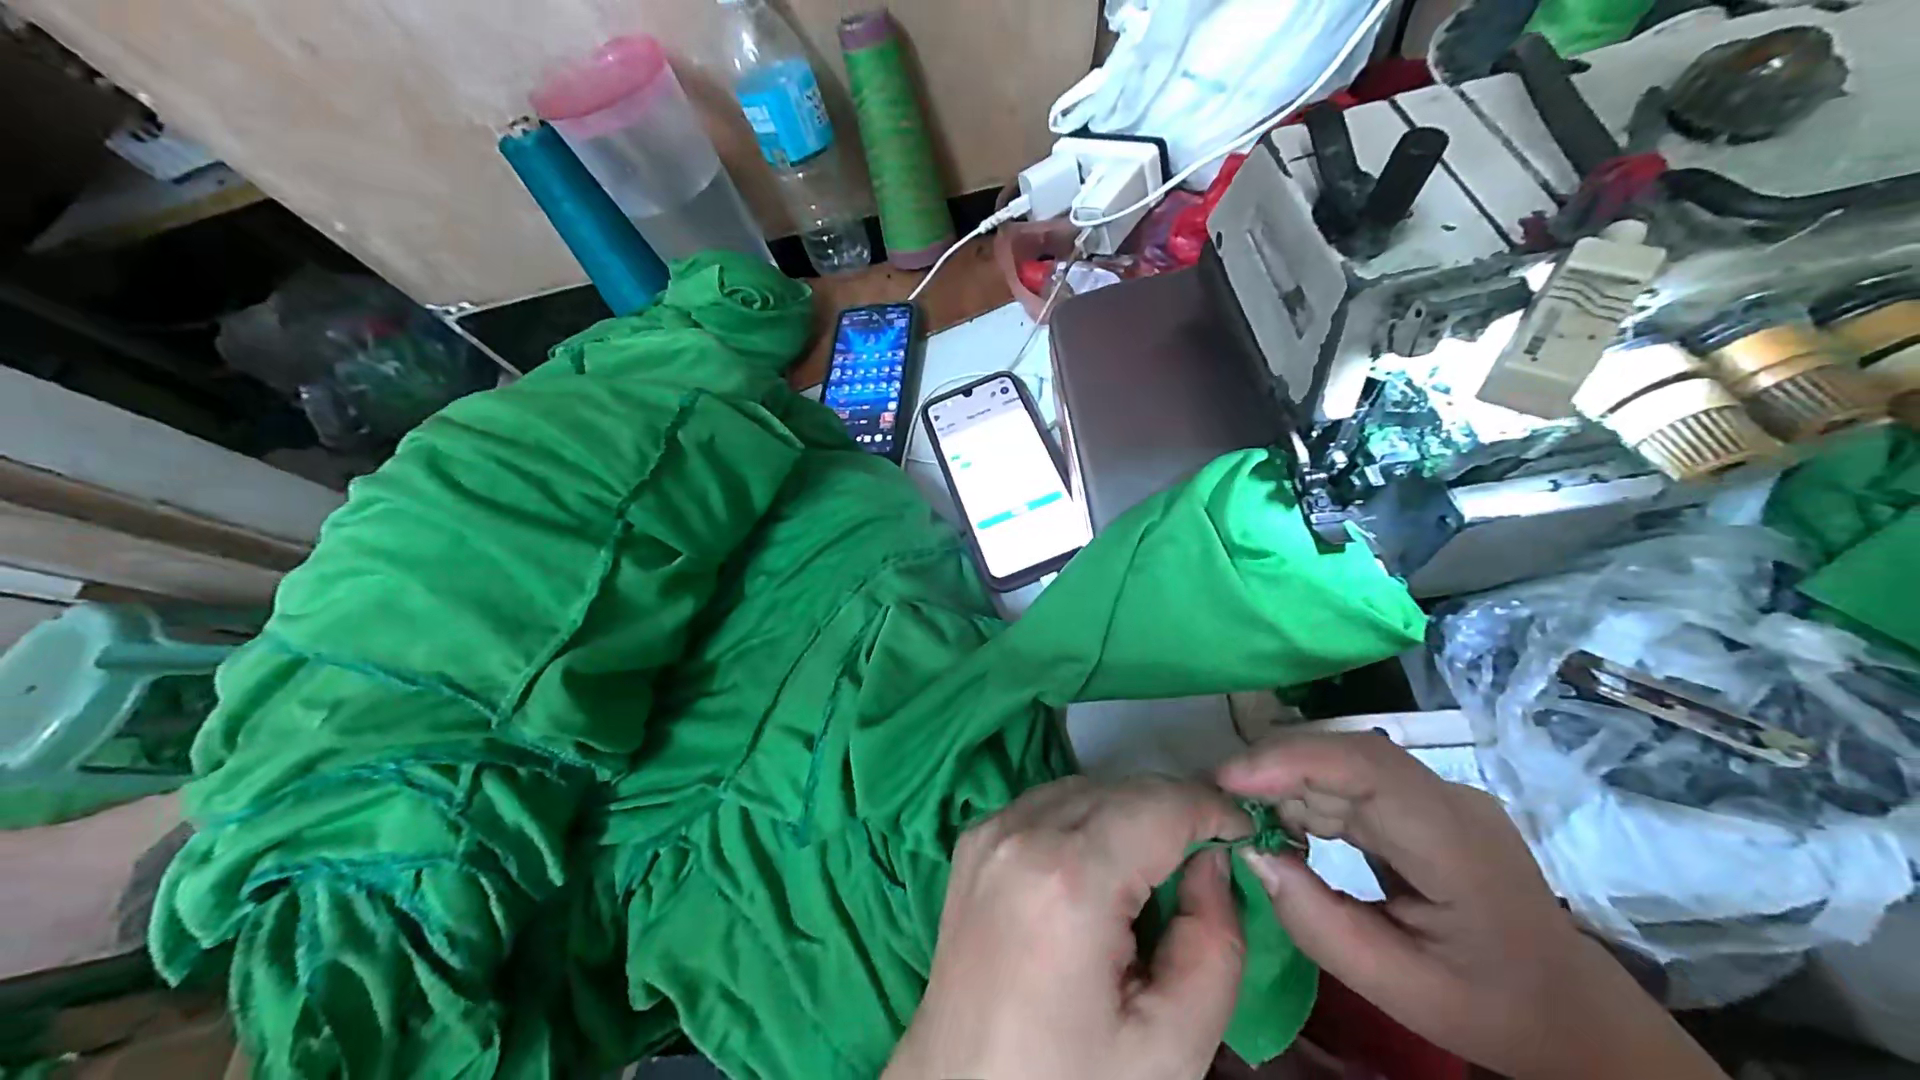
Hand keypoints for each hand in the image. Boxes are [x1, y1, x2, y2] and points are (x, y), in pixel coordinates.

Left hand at [885, 776, 1250, 1079]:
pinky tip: (1097, 872)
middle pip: (1123, 789)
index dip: (1214, 810)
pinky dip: (1086, 820)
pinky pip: (1047, 804)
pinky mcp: (974, 842)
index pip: (1160, 804)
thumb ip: (1215, 940)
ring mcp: (989, 832)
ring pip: (1086, 788)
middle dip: (1174, 815)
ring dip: (1130, 815)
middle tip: (1206, 865)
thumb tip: (1211, 860)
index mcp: (1069, 878)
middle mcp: (1020, 834)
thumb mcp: (1173, 1042)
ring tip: (1151, 876)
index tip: (1246, 835)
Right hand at [1217, 733, 1726, 1079]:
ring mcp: (1436, 794)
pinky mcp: (1419, 801)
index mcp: (1456, 844)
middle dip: (1271, 766)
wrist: (1571, 1012)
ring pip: (1341, 760)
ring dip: (1282, 779)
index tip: (1225, 778)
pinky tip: (1280, 822)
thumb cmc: (1490, 1006)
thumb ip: (1317, 923)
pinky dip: (1304, 793)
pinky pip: (1349, 780)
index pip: (1366, 769)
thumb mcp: (1399, 987)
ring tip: (1235, 810)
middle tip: (1212, 795)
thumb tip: (1250, 852)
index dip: (1289, 760)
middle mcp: (1448, 799)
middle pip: (1345, 754)